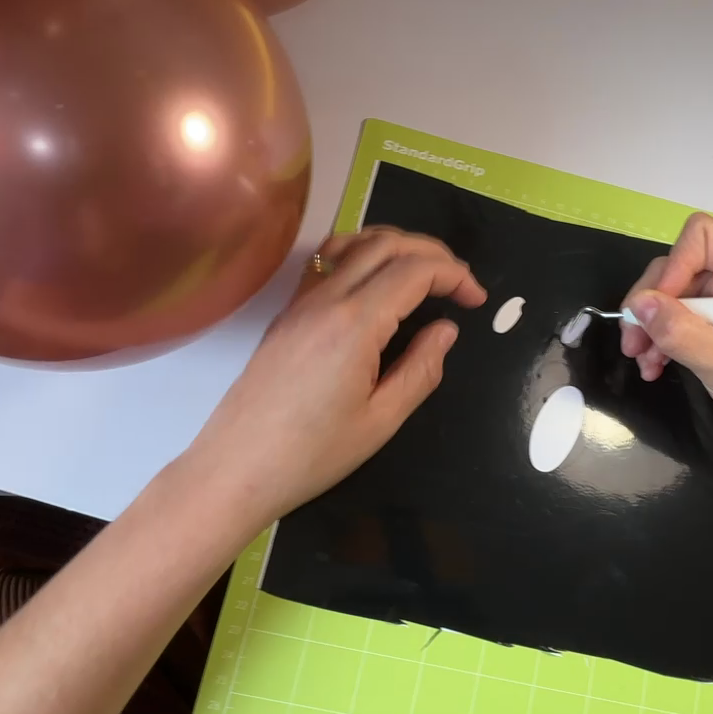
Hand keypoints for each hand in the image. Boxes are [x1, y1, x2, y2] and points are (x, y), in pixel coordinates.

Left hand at [183, 227, 486, 523]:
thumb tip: (445, 330)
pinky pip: (326, 262)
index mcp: (354, 324)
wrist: (235, 470)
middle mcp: (325, 299)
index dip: (455, 274)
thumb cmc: (312, 455)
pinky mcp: (286, 314)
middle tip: (460, 283)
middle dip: (433, 253)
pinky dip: (360, 254)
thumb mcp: (381, 421)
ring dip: (396, 245)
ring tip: (423, 274)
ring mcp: (300, 302)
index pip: (414, 270)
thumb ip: (421, 369)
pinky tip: (373, 279)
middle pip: (387, 244)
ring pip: (354, 243)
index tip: (477, 300)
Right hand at [620, 213, 712, 458]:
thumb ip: (682, 333)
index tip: (657, 309)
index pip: (702, 237)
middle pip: (677, 266)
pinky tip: (653, 366)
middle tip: (633, 342)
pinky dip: (659, 339)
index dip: (674, 267)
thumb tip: (639, 305)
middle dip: (650, 303)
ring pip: (670, 295)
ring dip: (649, 326)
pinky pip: (676, 318)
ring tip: (643, 362)